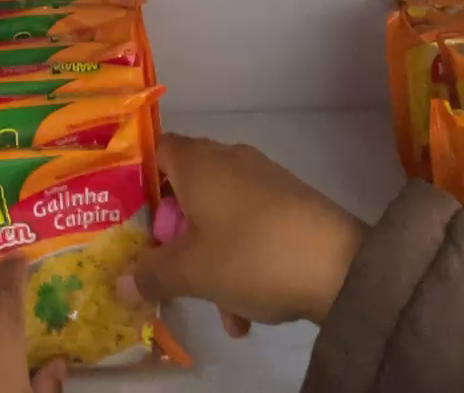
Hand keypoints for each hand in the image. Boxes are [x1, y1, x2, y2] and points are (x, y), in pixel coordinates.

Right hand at [121, 134, 366, 330]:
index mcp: (198, 162)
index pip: (156, 151)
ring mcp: (261, 177)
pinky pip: (249, 223)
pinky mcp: (288, 199)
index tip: (132, 221)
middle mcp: (227, 158)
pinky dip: (241, 258)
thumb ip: (152, 273)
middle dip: (177, 237)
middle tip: (172, 271)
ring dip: (211, 259)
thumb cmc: (252, 254)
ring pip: (218, 214)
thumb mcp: (193, 272)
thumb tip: (122, 280)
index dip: (139, 183)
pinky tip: (250, 310)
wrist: (341, 265)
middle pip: (185, 189)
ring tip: (223, 312)